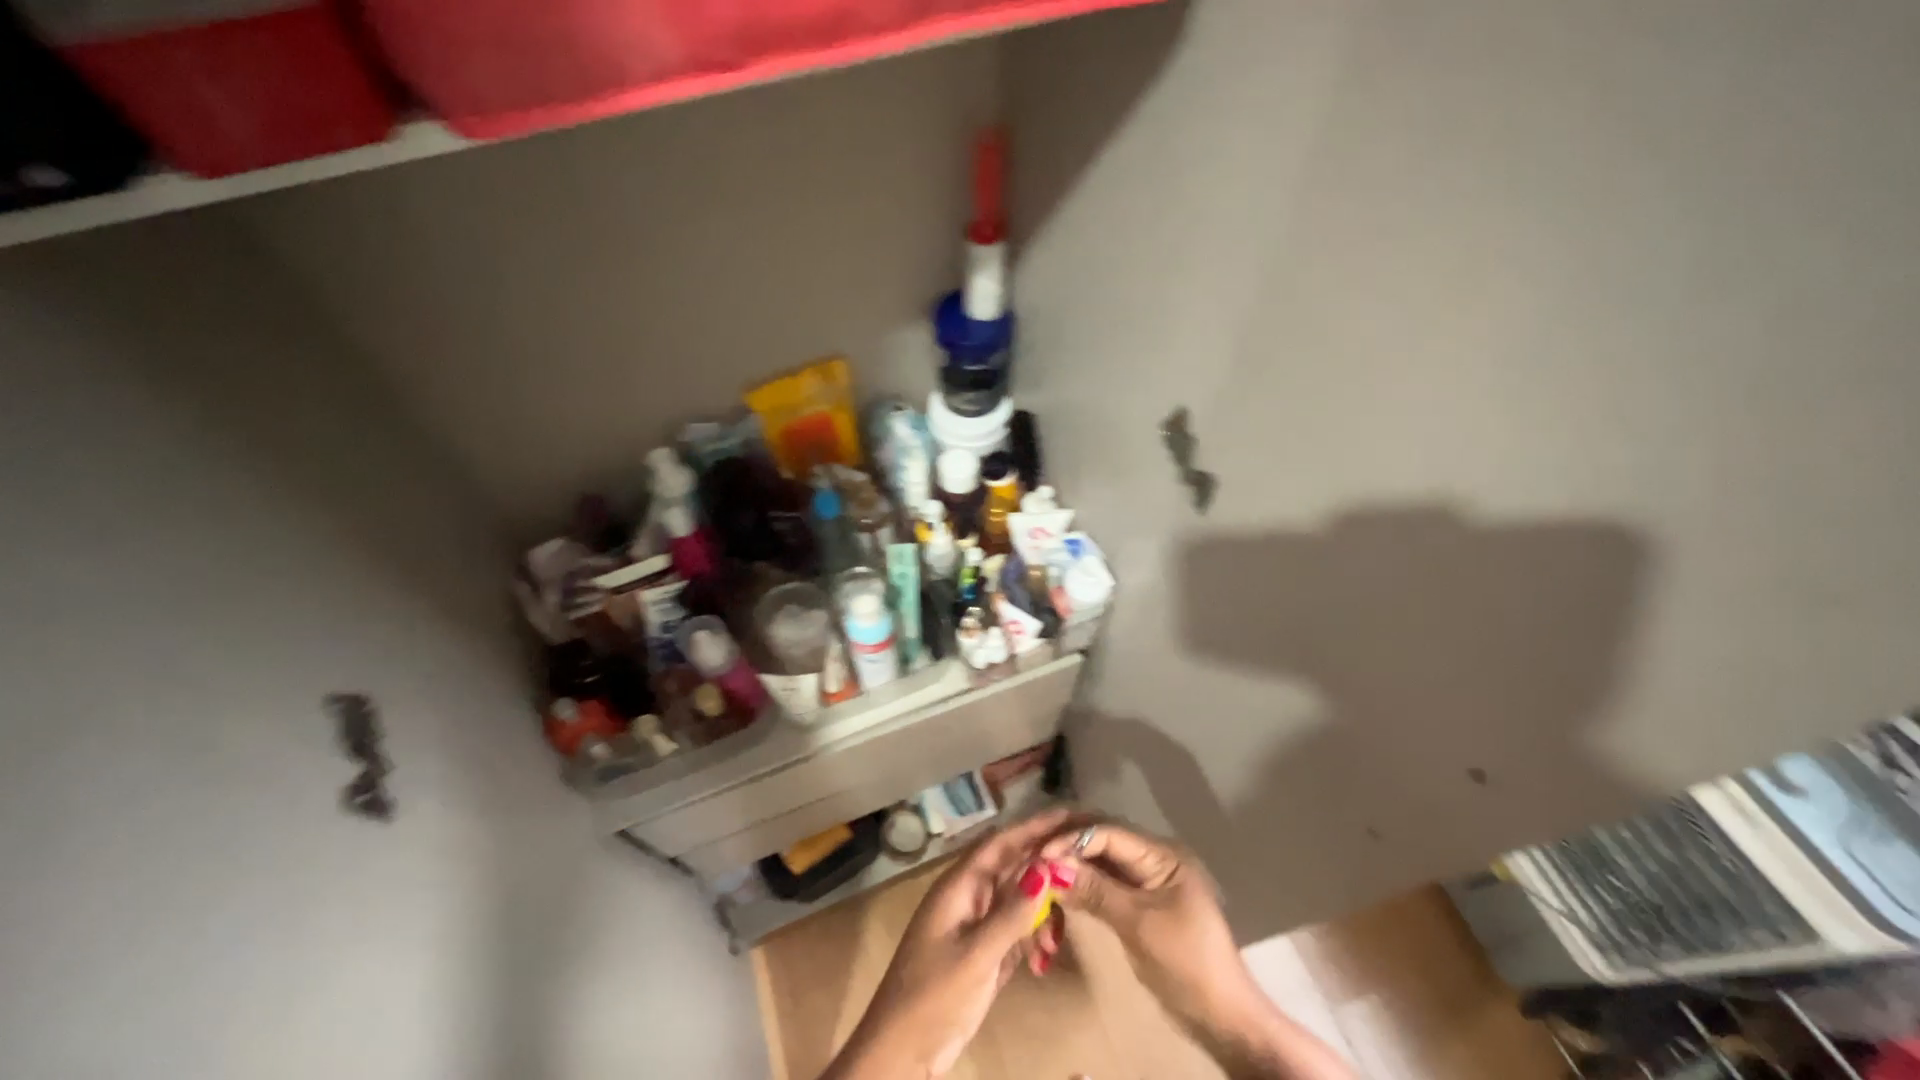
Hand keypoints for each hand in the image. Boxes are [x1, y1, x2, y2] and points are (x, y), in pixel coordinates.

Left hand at [825, 808, 1071, 1079]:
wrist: (902, 1051)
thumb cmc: (932, 996)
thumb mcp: (976, 955)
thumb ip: (1012, 912)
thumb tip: (1046, 867)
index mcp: (957, 888)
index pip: (999, 844)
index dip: (1032, 827)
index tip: (1069, 815)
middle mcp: (967, 899)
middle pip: (1011, 867)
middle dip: (1044, 859)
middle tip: (1085, 852)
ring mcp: (975, 927)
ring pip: (1017, 899)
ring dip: (1042, 903)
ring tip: (1067, 912)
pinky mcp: (983, 954)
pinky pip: (1016, 929)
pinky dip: (1034, 932)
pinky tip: (1049, 946)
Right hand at [1042, 821, 1356, 1079]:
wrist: (1219, 1015)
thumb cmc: (1185, 963)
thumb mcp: (1138, 924)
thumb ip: (1095, 890)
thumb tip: (1049, 865)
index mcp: (1162, 855)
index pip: (1108, 831)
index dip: (1071, 838)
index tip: (1038, 855)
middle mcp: (1153, 860)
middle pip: (1102, 839)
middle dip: (1066, 844)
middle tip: (1030, 856)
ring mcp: (1145, 882)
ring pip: (1099, 860)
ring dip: (1070, 864)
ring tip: (1036, 872)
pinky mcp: (1137, 905)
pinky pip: (1103, 883)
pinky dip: (1080, 885)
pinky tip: (1057, 891)